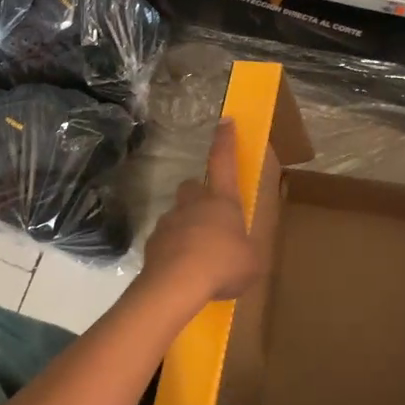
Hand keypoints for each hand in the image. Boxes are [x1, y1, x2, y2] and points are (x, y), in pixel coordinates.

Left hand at [142, 120, 263, 302]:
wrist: (176, 284)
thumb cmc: (223, 265)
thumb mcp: (251, 262)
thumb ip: (247, 251)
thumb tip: (242, 252)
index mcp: (222, 201)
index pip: (223, 162)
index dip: (225, 141)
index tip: (225, 121)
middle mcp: (193, 204)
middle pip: (192, 186)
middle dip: (199, 195)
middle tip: (210, 217)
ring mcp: (169, 221)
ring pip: (177, 214)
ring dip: (186, 226)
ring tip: (198, 254)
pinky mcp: (153, 242)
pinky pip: (165, 240)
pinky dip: (172, 250)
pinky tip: (181, 270)